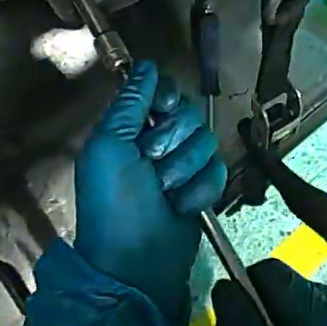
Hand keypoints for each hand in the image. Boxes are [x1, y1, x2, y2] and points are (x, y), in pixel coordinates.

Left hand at [26, 61, 226, 325]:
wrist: (135, 261)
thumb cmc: (114, 202)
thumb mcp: (109, 146)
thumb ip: (129, 103)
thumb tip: (146, 64)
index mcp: (131, 127)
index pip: (165, 92)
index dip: (167, 100)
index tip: (161, 112)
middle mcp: (158, 141)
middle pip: (190, 115)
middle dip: (171, 145)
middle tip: (151, 167)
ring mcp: (183, 166)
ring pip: (206, 143)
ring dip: (183, 172)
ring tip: (163, 193)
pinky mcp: (202, 189)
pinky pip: (218, 171)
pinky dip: (198, 191)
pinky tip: (179, 208)